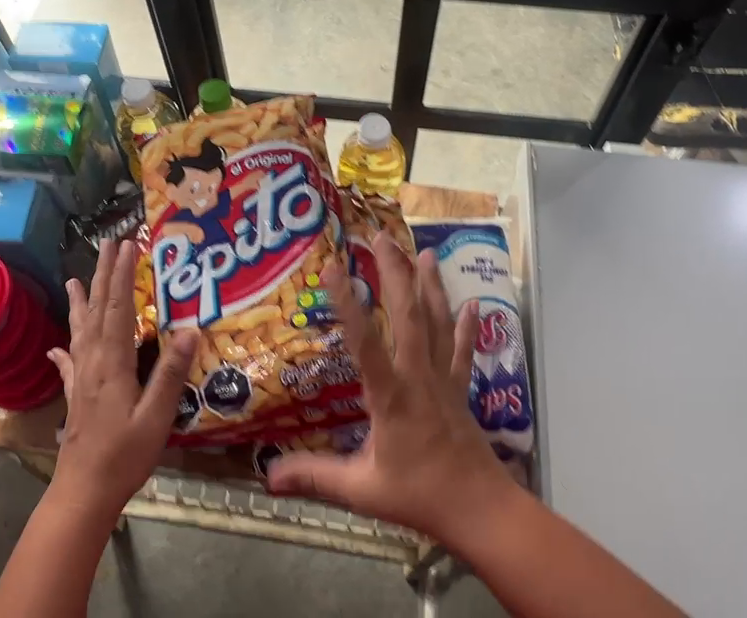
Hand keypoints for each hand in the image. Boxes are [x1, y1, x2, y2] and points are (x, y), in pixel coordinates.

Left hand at [45, 238, 197, 516]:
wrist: (83, 492)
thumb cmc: (124, 455)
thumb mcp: (156, 416)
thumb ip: (170, 373)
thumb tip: (188, 329)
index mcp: (113, 363)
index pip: (118, 308)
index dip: (122, 275)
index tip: (128, 245)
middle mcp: (93, 363)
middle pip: (97, 310)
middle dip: (103, 275)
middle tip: (107, 244)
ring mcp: (81, 380)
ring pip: (80, 330)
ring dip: (80, 302)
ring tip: (72, 279)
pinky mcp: (76, 397)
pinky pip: (69, 363)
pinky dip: (65, 349)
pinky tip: (56, 347)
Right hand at [266, 230, 517, 540]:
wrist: (480, 510)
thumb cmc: (419, 497)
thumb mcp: (361, 491)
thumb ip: (315, 476)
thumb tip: (266, 477)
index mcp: (391, 396)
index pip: (365, 342)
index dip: (348, 303)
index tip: (333, 265)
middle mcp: (418, 377)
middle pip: (408, 315)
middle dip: (394, 273)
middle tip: (381, 238)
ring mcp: (444, 380)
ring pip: (438, 324)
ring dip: (430, 286)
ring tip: (424, 252)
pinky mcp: (461, 391)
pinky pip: (465, 352)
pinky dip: (468, 327)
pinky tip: (474, 303)